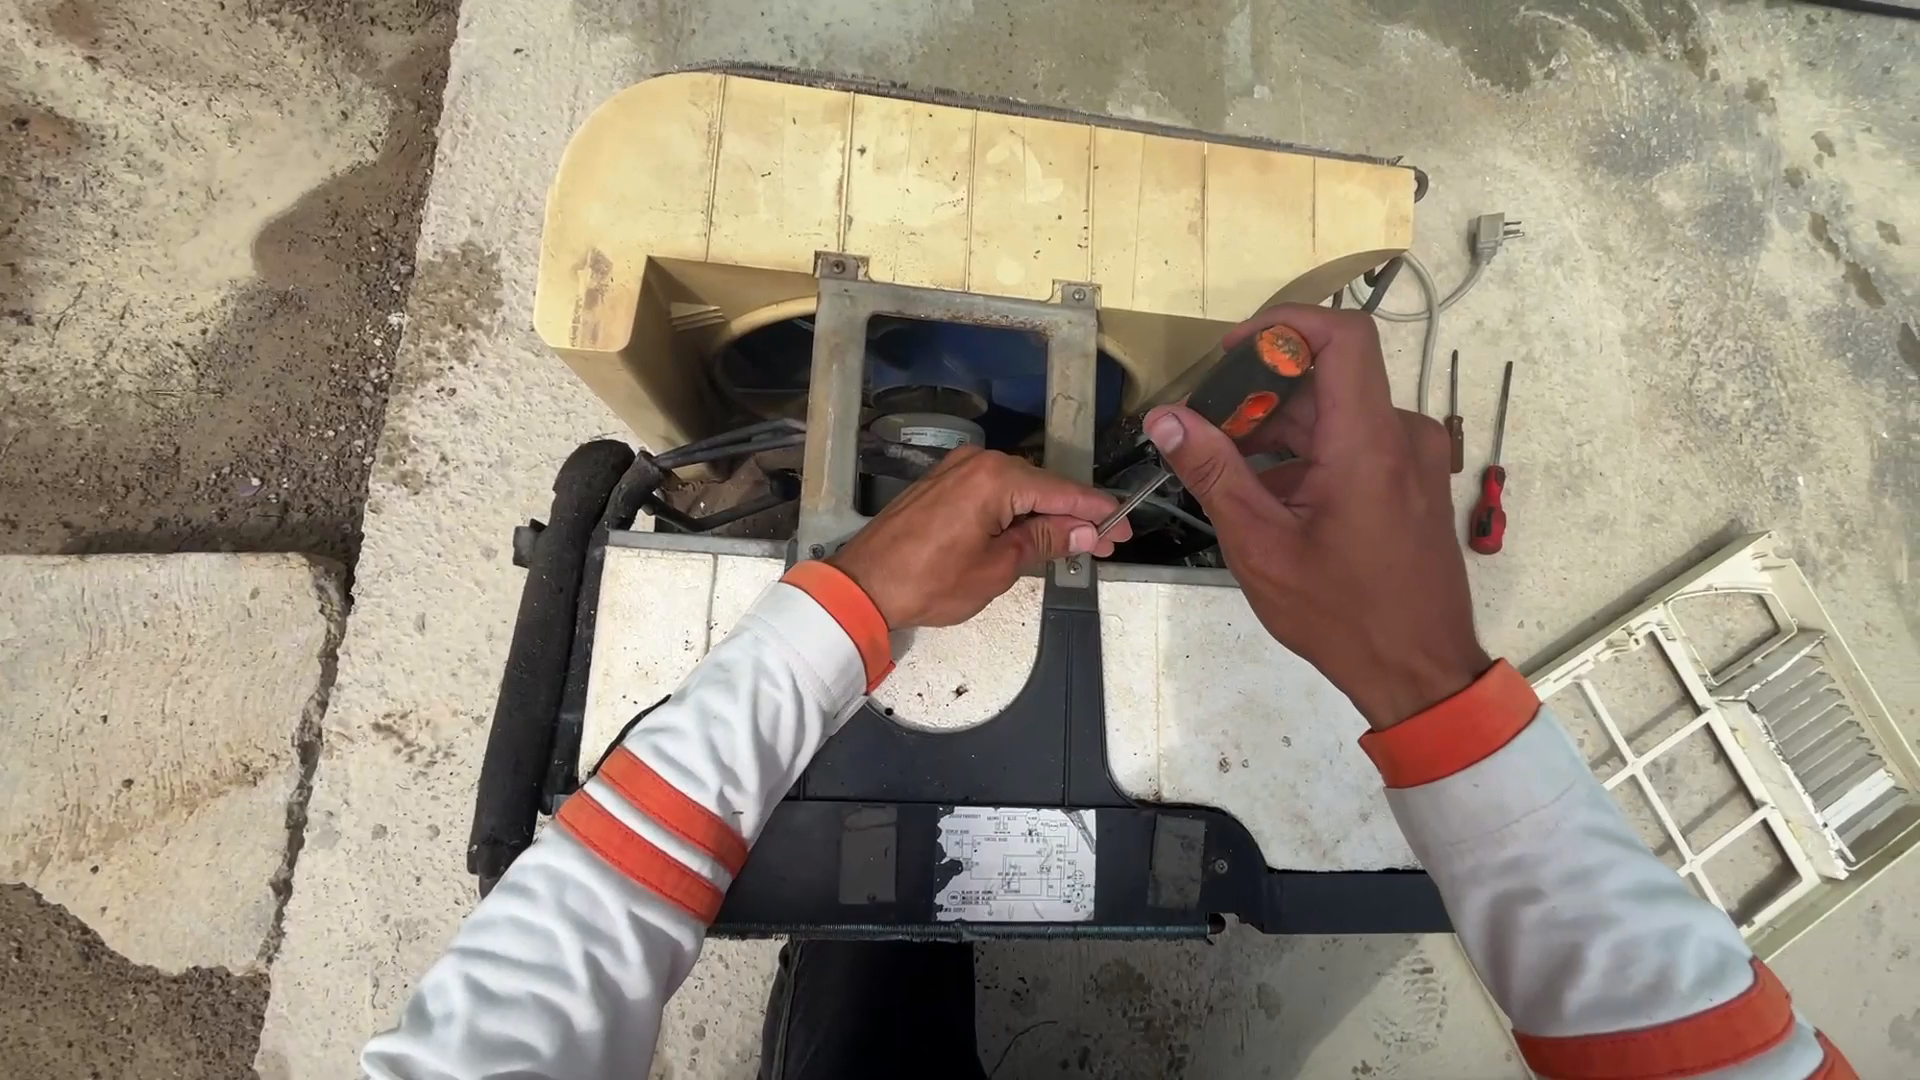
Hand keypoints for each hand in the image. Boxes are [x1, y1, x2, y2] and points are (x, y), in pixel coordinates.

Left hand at [827, 446, 1131, 628]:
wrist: (862, 585)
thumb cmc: (930, 582)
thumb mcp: (997, 568)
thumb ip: (1043, 541)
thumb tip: (1082, 530)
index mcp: (996, 478)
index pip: (1063, 491)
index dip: (1098, 512)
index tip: (1123, 529)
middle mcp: (978, 462)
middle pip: (1041, 486)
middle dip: (1073, 515)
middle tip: (1101, 544)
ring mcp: (956, 469)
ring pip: (1017, 489)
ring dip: (1043, 515)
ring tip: (1071, 543)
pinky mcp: (941, 483)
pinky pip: (991, 492)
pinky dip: (1014, 511)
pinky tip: (1030, 532)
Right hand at [1144, 305, 1489, 729]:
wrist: (1418, 672)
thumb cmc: (1338, 612)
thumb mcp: (1259, 544)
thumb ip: (1212, 472)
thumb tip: (1164, 419)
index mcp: (1368, 443)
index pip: (1343, 337)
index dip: (1284, 324)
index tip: (1230, 351)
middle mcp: (1400, 435)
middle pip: (1325, 381)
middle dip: (1257, 397)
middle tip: (1203, 432)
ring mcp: (1411, 459)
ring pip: (1334, 416)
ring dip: (1276, 432)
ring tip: (1225, 472)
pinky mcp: (1409, 482)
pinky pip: (1351, 445)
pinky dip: (1304, 456)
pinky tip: (1267, 497)